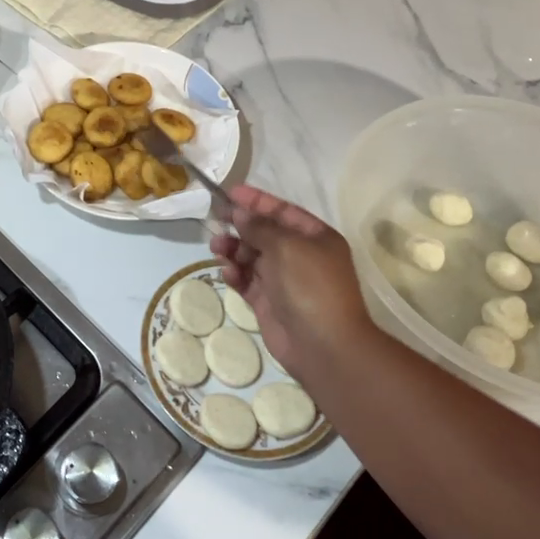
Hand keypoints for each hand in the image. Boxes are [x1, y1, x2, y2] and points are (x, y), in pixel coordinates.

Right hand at [211, 185, 373, 374]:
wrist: (324, 346)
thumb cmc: (310, 286)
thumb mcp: (286, 246)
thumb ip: (259, 226)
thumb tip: (239, 212)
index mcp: (315, 238)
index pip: (282, 211)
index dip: (256, 200)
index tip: (229, 193)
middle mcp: (300, 256)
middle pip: (264, 233)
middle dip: (240, 226)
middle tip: (215, 221)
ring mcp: (284, 281)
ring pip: (252, 256)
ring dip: (233, 249)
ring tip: (217, 248)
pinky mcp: (269, 303)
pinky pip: (247, 281)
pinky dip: (236, 274)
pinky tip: (227, 273)